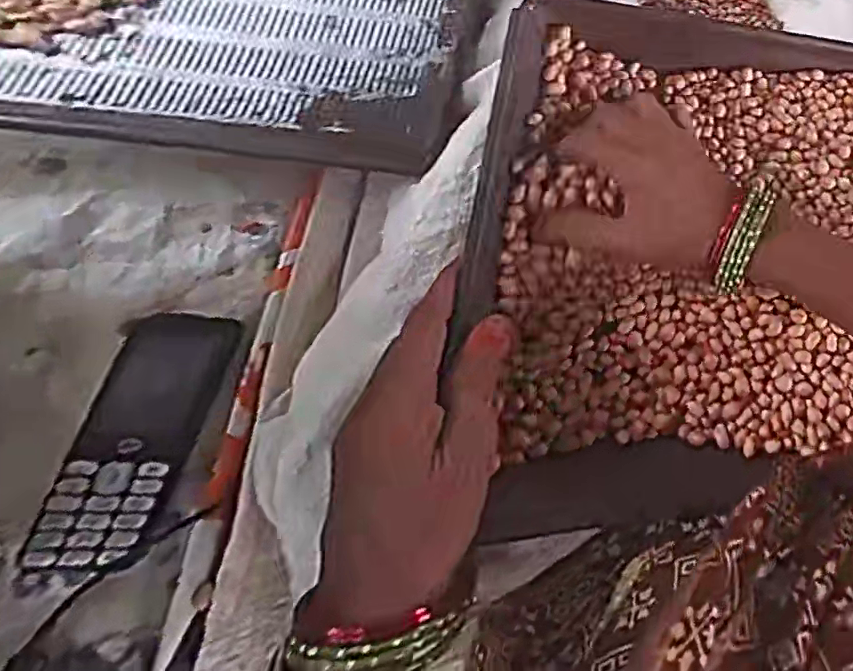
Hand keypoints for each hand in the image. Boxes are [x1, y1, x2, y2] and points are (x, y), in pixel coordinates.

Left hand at [297, 264, 515, 637]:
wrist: (377, 593)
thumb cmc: (433, 520)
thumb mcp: (470, 452)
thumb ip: (477, 383)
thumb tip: (492, 322)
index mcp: (396, 403)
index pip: (421, 329)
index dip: (443, 291)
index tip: (465, 259)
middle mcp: (369, 405)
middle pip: (406, 343)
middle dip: (439, 308)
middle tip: (482, 283)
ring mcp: (360, 426)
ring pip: (400, 364)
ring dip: (432, 335)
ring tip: (474, 315)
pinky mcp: (363, 443)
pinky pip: (395, 386)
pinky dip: (423, 363)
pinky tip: (449, 365)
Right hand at [533, 93, 736, 272]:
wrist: (734, 229)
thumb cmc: (679, 237)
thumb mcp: (625, 243)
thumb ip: (580, 231)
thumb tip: (540, 224)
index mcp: (629, 161)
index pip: (583, 139)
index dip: (563, 147)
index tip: (555, 161)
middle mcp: (650, 139)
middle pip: (606, 113)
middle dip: (584, 126)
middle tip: (576, 149)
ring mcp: (674, 134)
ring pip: (638, 102)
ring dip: (617, 112)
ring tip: (608, 134)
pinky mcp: (692, 138)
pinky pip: (669, 110)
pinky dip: (652, 113)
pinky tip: (646, 130)